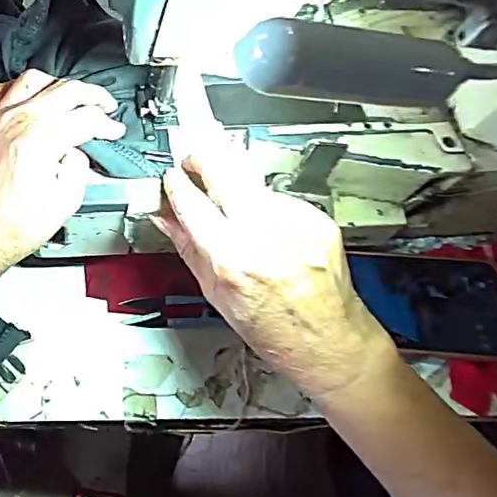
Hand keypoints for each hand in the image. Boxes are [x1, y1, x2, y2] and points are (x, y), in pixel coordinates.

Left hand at [0, 70, 124, 278]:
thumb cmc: (12, 226)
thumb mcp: (64, 202)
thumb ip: (77, 169)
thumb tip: (76, 153)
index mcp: (40, 139)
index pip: (85, 117)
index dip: (106, 124)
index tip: (113, 130)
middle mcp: (17, 121)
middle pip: (65, 90)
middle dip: (93, 96)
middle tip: (105, 106)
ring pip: (34, 79)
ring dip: (59, 84)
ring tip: (73, 96)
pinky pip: (3, 89)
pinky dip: (22, 87)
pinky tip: (32, 96)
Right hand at [152, 73, 394, 396]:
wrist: (331, 342)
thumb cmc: (276, 331)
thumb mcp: (215, 294)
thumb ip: (188, 247)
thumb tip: (166, 218)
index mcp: (234, 259)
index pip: (192, 200)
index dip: (175, 183)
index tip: (170, 177)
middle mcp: (267, 233)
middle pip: (224, 165)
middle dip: (201, 154)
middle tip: (191, 159)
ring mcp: (296, 221)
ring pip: (250, 180)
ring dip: (233, 186)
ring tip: (230, 211)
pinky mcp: (315, 217)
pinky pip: (276, 198)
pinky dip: (262, 206)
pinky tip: (263, 231)